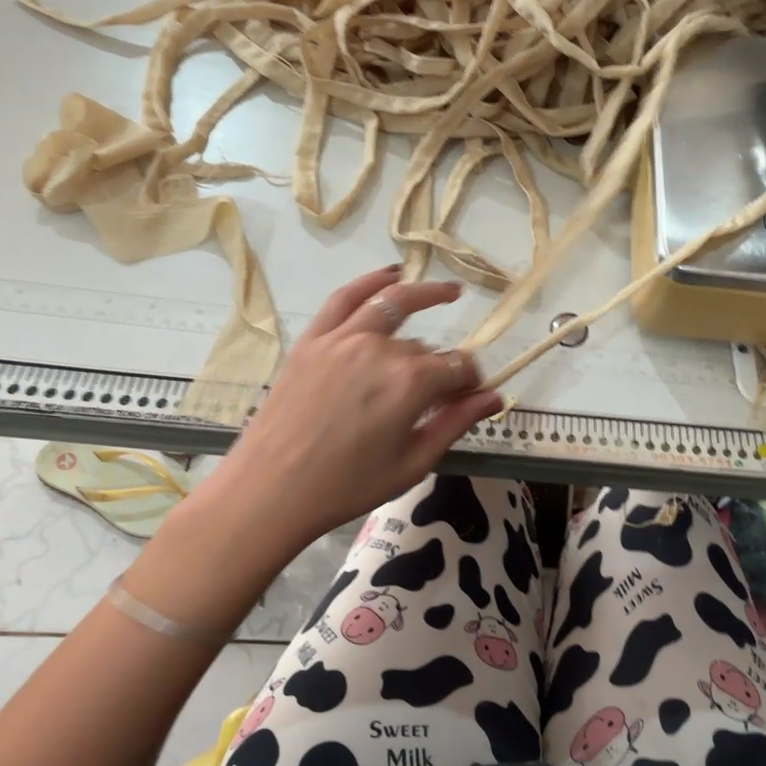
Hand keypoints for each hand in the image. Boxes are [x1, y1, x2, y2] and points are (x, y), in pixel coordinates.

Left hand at [208, 265, 501, 544]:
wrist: (270, 491)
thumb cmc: (346, 487)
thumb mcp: (412, 464)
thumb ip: (456, 423)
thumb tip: (495, 397)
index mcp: (410, 383)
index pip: (458, 368)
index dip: (470, 383)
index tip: (469, 399)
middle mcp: (380, 349)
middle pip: (426, 349)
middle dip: (442, 367)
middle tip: (441, 393)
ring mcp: (343, 339)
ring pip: (393, 306)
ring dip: (425, 295)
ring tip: (448, 293)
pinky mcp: (313, 340)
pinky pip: (345, 298)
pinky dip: (371, 281)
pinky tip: (391, 274)